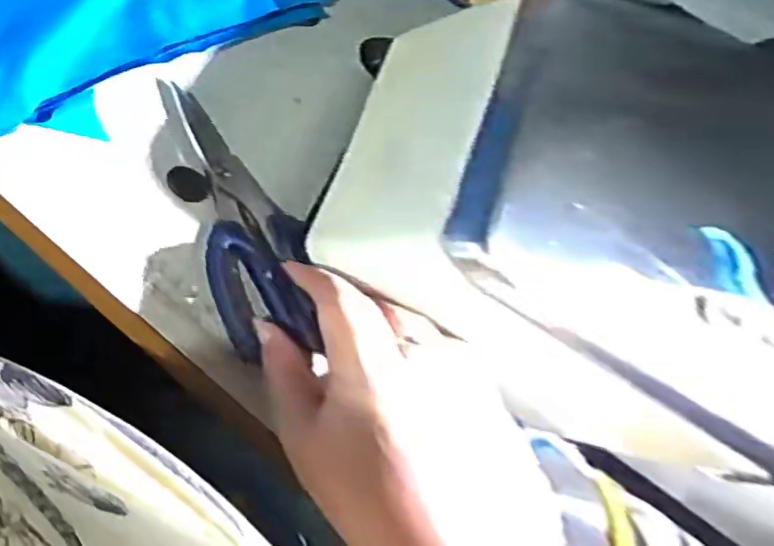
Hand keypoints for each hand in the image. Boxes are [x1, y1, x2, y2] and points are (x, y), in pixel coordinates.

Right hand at [263, 263, 561, 545]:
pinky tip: (414, 388)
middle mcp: (429, 362)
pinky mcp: (502, 412)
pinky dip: (425, 358)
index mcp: (374, 366)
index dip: (310, 276)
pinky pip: (455, 362)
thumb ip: (283, 372)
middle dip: (348, 299)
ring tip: (369, 348)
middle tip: (322, 315)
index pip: (340, 295)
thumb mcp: (303, 439)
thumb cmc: (368, 503)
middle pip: (382, 303)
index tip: (290, 272)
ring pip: (422, 328)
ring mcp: (473, 385)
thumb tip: (271, 327)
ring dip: (388, 325)